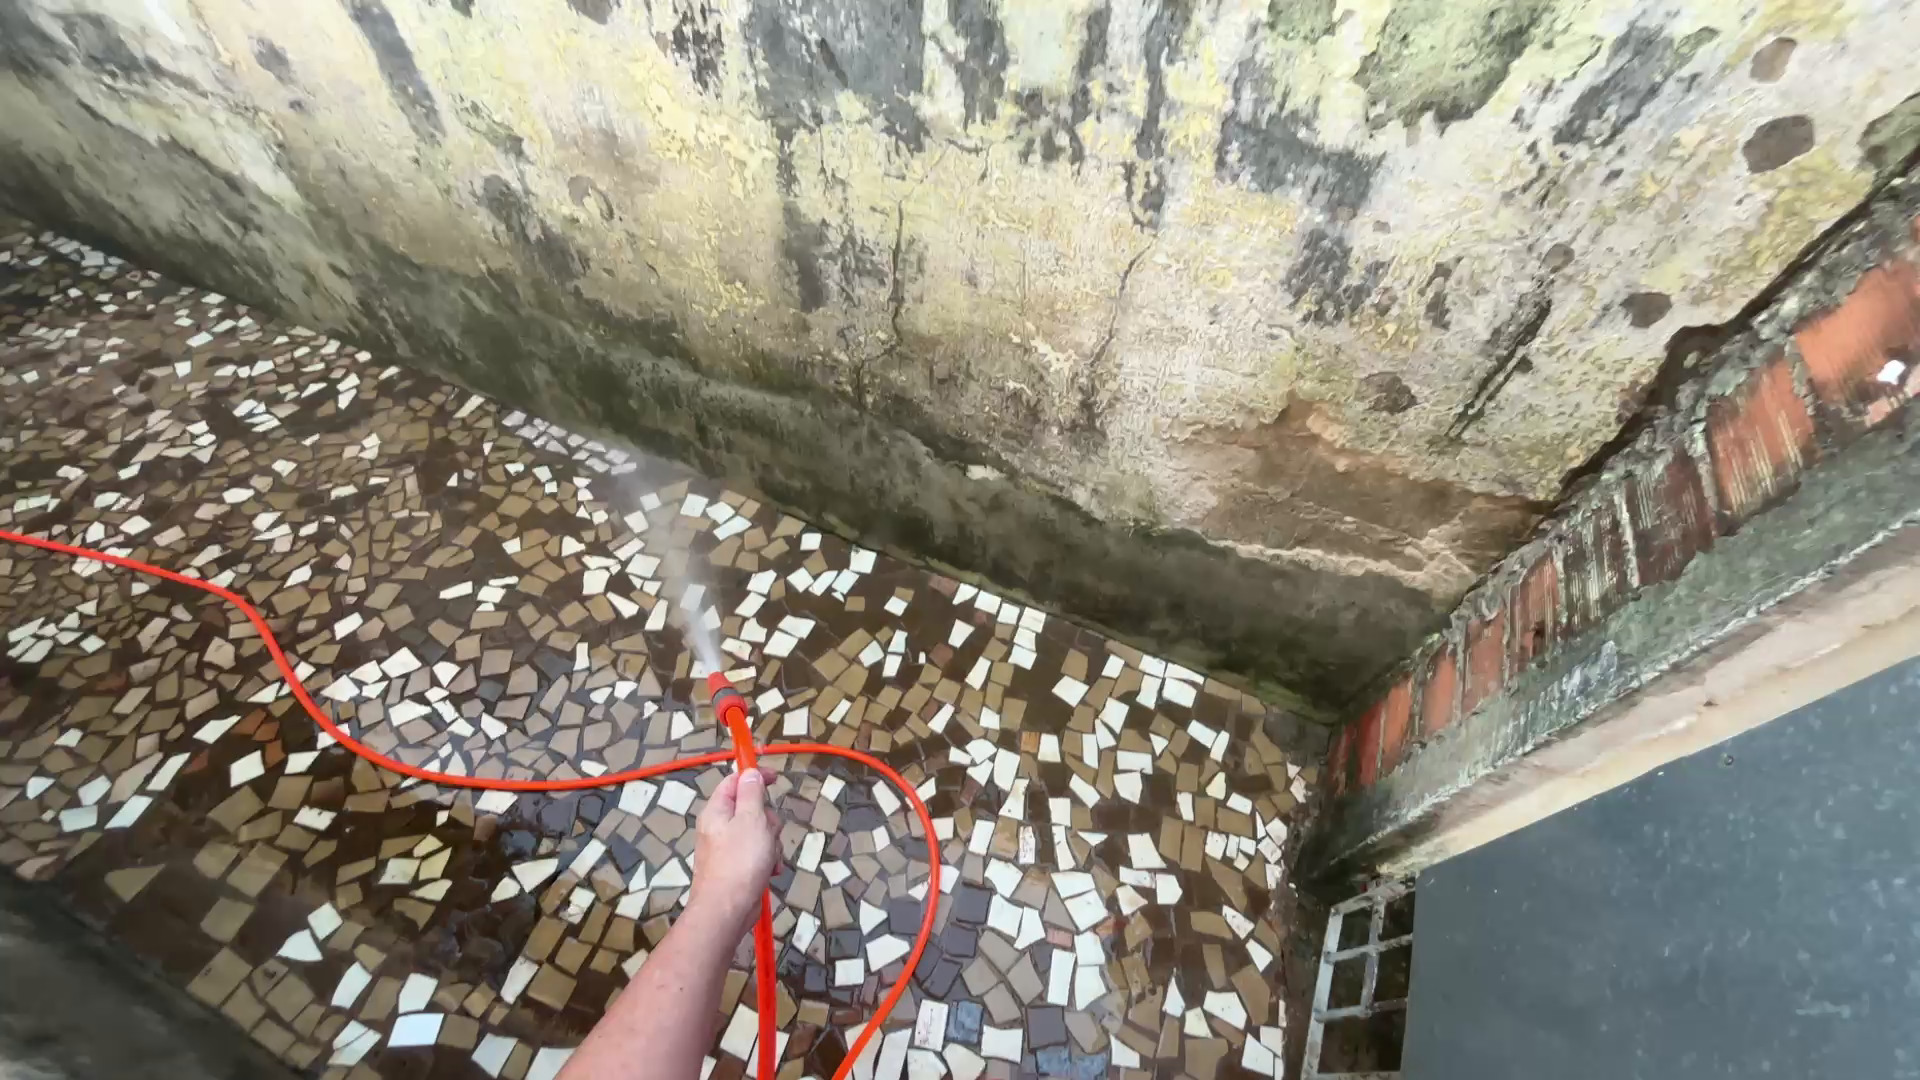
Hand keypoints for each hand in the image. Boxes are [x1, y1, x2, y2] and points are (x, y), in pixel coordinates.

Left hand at [690, 765, 781, 934]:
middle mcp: (720, 826)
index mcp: (717, 811)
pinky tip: (769, 871)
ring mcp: (728, 847)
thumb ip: (752, 793)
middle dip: (768, 819)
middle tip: (768, 832)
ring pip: (760, 831)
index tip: (776, 778)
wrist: (726, 911)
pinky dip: (767, 858)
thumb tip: (749, 773)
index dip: (755, 776)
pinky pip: (759, 852)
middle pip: (752, 807)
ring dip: (771, 842)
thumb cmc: (740, 861)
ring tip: (768, 857)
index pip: (735, 781)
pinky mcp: (737, 866)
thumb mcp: (751, 819)